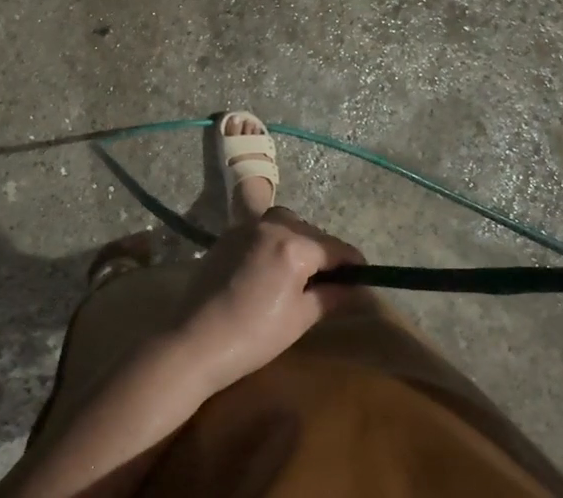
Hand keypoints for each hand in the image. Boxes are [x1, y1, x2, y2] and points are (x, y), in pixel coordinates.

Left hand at [167, 208, 367, 393]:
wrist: (197, 340)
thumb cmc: (255, 335)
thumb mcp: (301, 318)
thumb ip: (330, 296)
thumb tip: (355, 289)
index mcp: (293, 245)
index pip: (335, 248)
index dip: (354, 263)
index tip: (365, 277)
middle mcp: (270, 226)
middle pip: (310, 231)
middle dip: (326, 251)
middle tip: (335, 279)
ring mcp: (245, 228)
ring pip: (284, 222)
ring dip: (299, 239)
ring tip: (304, 269)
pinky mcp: (226, 237)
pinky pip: (261, 228)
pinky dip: (275, 239)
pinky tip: (275, 266)